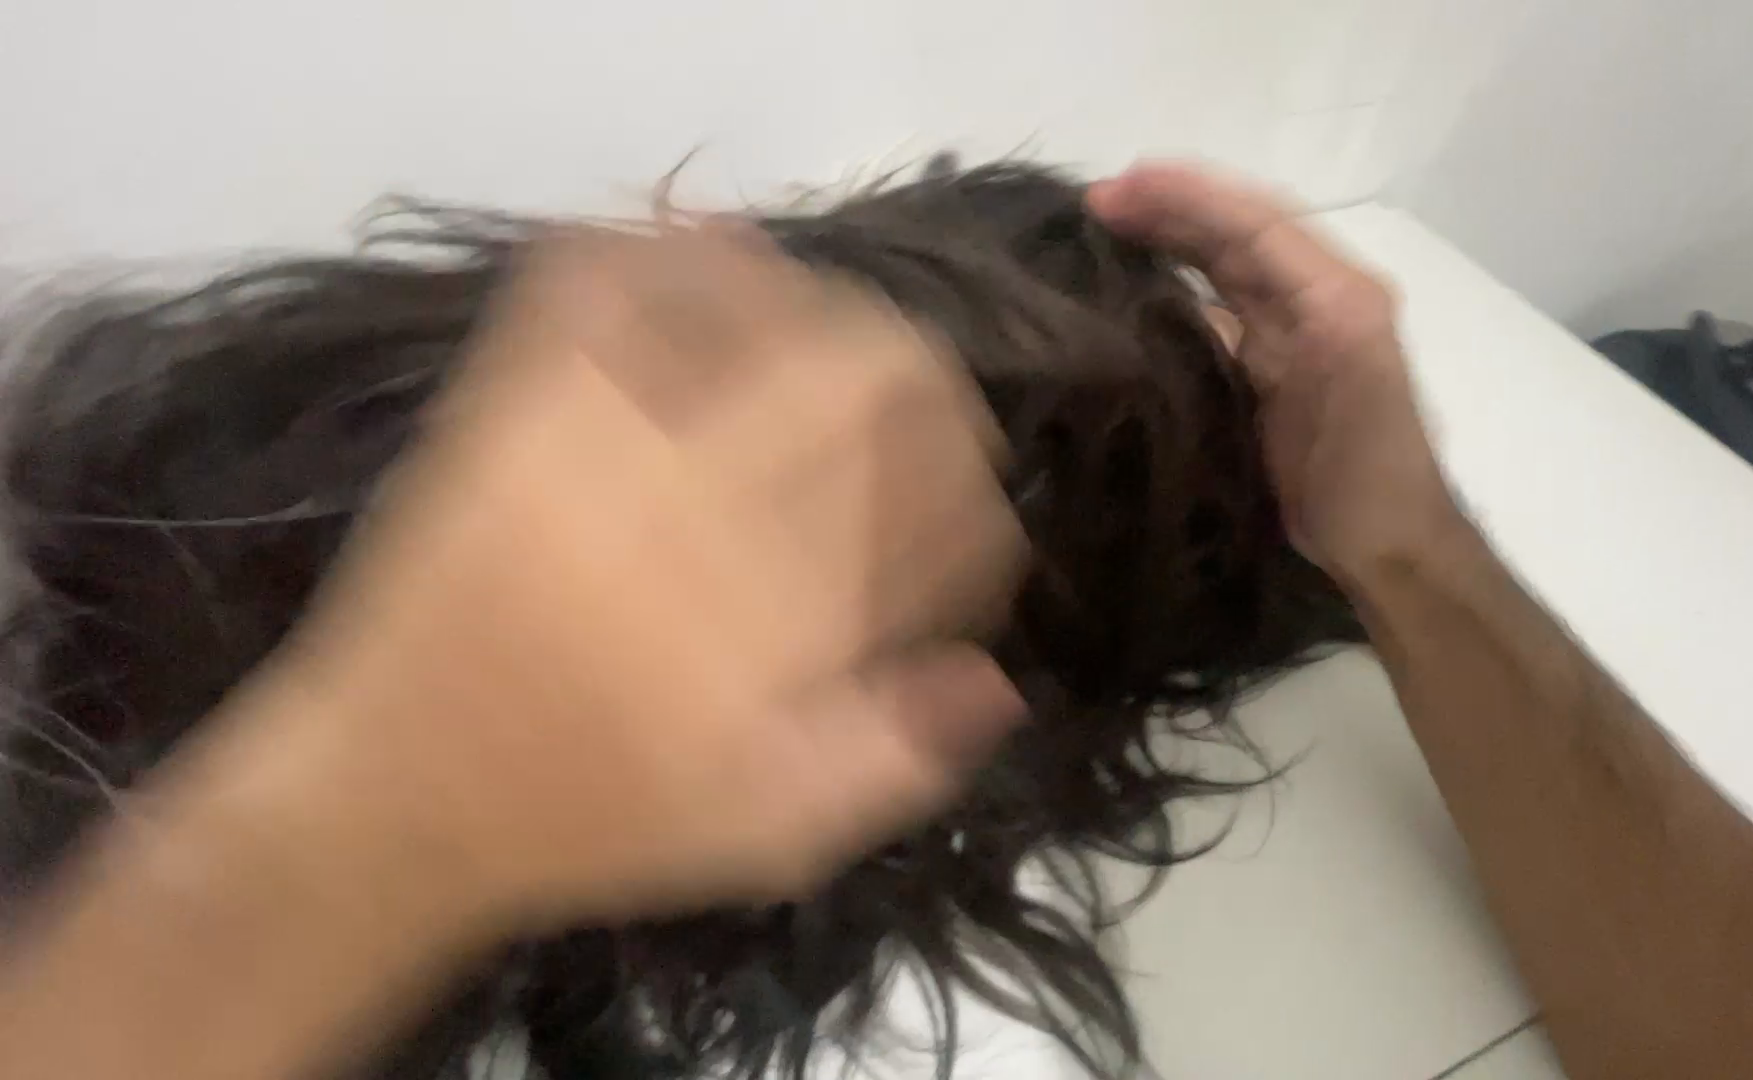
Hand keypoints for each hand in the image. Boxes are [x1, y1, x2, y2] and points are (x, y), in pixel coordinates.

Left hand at [227, 226, 1026, 931]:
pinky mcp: (521, 395)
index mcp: (777, 609)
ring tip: (859, 369)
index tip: (969, 555)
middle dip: (941, 402)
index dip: (979, 522)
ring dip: (848, 324)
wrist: (395, 791)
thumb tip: (998, 679)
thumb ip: (904, 759)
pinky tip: (732, 276)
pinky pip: (615, 271)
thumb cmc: (605, 818)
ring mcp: (601, 425)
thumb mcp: (780, 833)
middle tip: (935, 448)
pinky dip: (688, 254)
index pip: (938, 503)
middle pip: (879, 371)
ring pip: (776, 302)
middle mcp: (704, 493)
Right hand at [1089, 162, 1454, 580]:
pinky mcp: (1264, 371)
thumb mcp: (1345, 372)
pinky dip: (1176, 294)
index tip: (1121, 187)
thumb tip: (1197, 305)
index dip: (1189, 196)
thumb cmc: (1369, 463)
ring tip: (1107, 228)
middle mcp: (1310, 300)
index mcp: (1334, 292)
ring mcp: (1286, 336)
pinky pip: (1216, 316)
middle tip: (1097, 201)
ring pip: (1222, 270)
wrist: (1381, 537)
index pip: (1255, 223)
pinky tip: (1137, 291)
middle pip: (1235, 235)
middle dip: (1170, 208)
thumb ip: (1293, 320)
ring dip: (1169, 241)